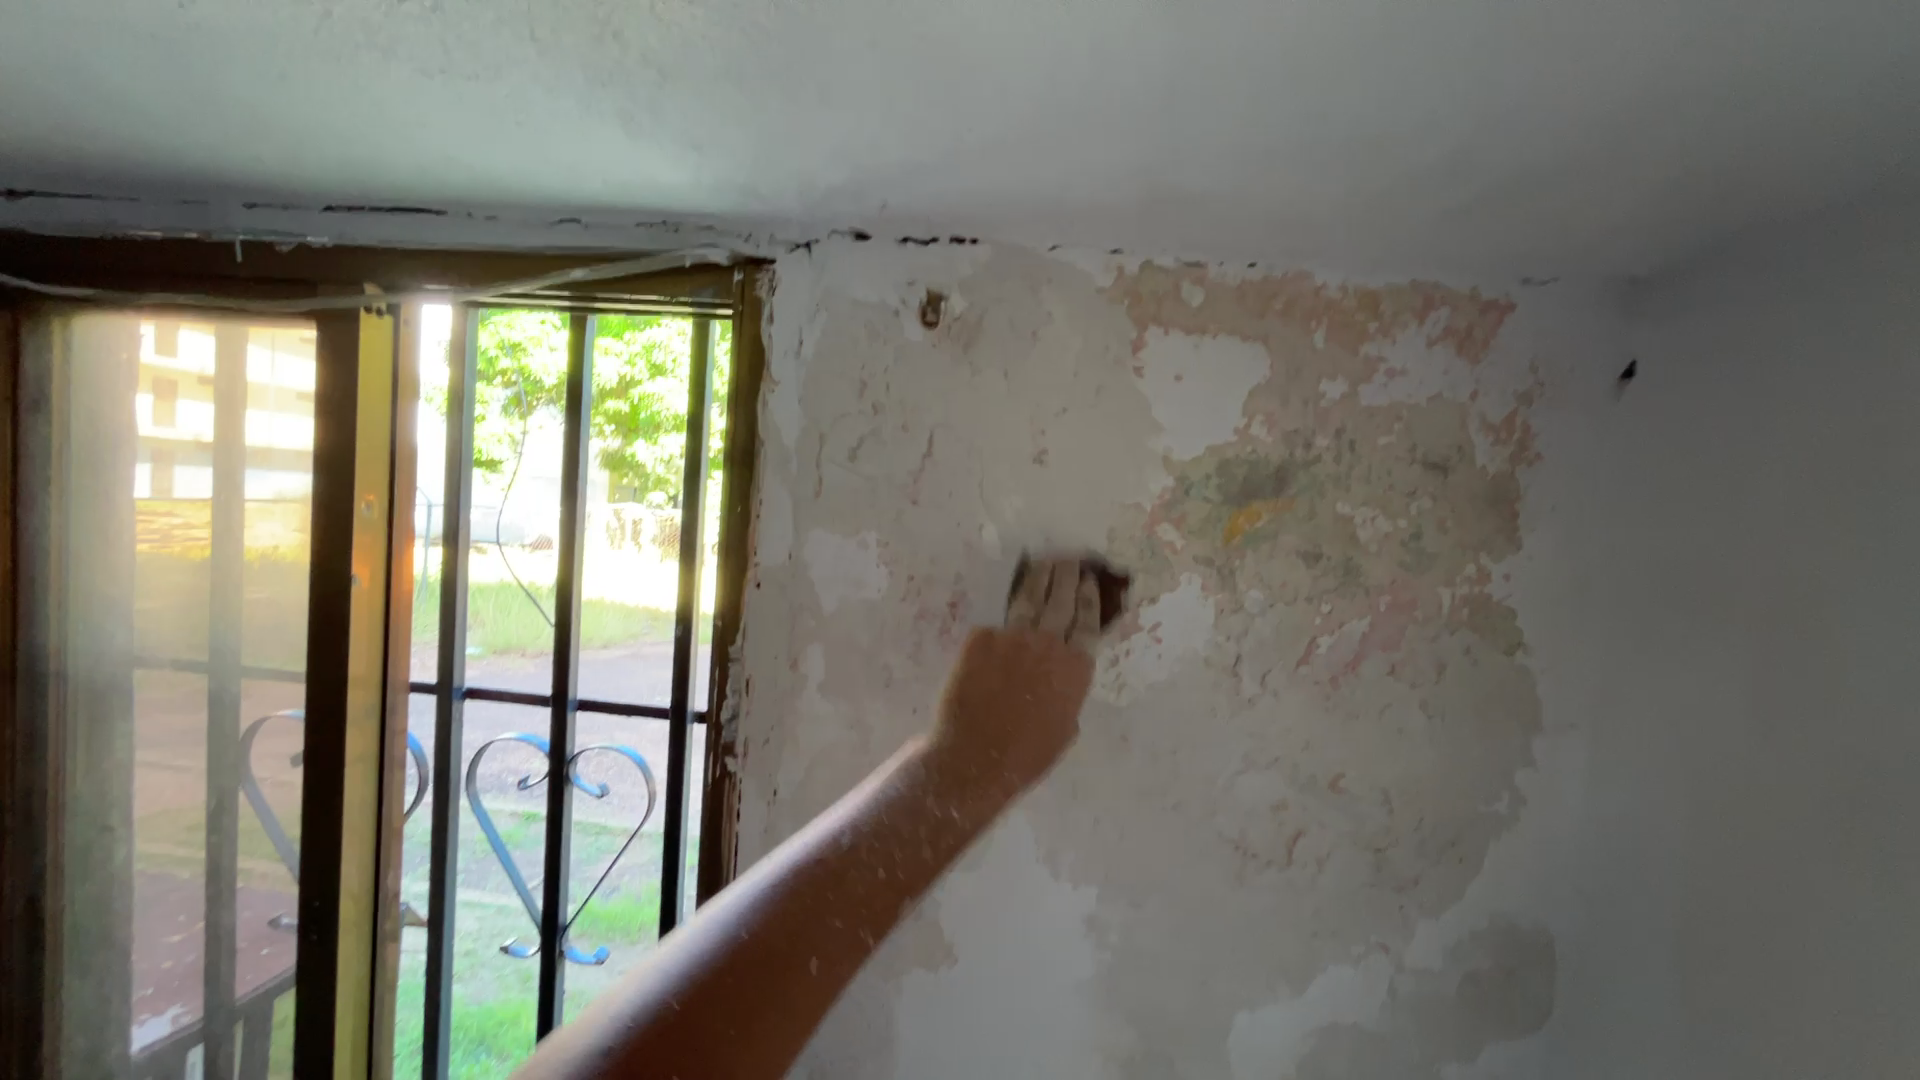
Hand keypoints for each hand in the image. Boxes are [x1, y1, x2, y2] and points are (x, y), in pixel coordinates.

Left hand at [929, 557, 1100, 797]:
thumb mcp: (1065, 728)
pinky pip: (995, 624)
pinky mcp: (981, 638)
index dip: (1089, 598)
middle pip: (1061, 600)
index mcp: (1075, 668)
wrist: (975, 756)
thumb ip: (1068, 694)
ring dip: (1040, 577)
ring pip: (1029, 598)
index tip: (1090, 580)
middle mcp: (1048, 645)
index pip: (1087, 621)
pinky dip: (1001, 619)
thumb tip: (1061, 680)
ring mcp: (1012, 637)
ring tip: (1045, 562)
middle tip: (1070, 559)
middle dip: (1067, 576)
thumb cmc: (1027, 755)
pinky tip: (1005, 606)